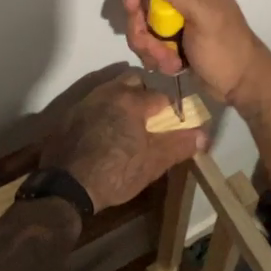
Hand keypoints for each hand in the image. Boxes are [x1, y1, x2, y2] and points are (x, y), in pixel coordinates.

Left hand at [40, 72, 207, 213]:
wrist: (65, 188)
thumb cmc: (115, 173)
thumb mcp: (152, 163)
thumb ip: (179, 145)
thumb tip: (204, 135)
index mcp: (131, 100)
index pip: (161, 96)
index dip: (171, 110)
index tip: (173, 125)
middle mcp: (108, 92)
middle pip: (134, 82)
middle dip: (145, 95)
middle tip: (150, 120)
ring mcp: (85, 102)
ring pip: (111, 90)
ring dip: (123, 101)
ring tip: (128, 126)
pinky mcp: (68, 115)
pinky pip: (93, 105)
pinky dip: (103, 112)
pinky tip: (103, 133)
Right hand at [110, 0, 270, 110]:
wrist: (241, 84)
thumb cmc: (226, 48)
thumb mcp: (203, 17)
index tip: (130, 5)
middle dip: (138, 25)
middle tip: (152, 46)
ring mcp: (171, 15)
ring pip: (137, 22)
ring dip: (148, 46)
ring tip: (170, 61)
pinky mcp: (168, 36)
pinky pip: (145, 39)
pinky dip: (154, 55)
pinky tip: (172, 65)